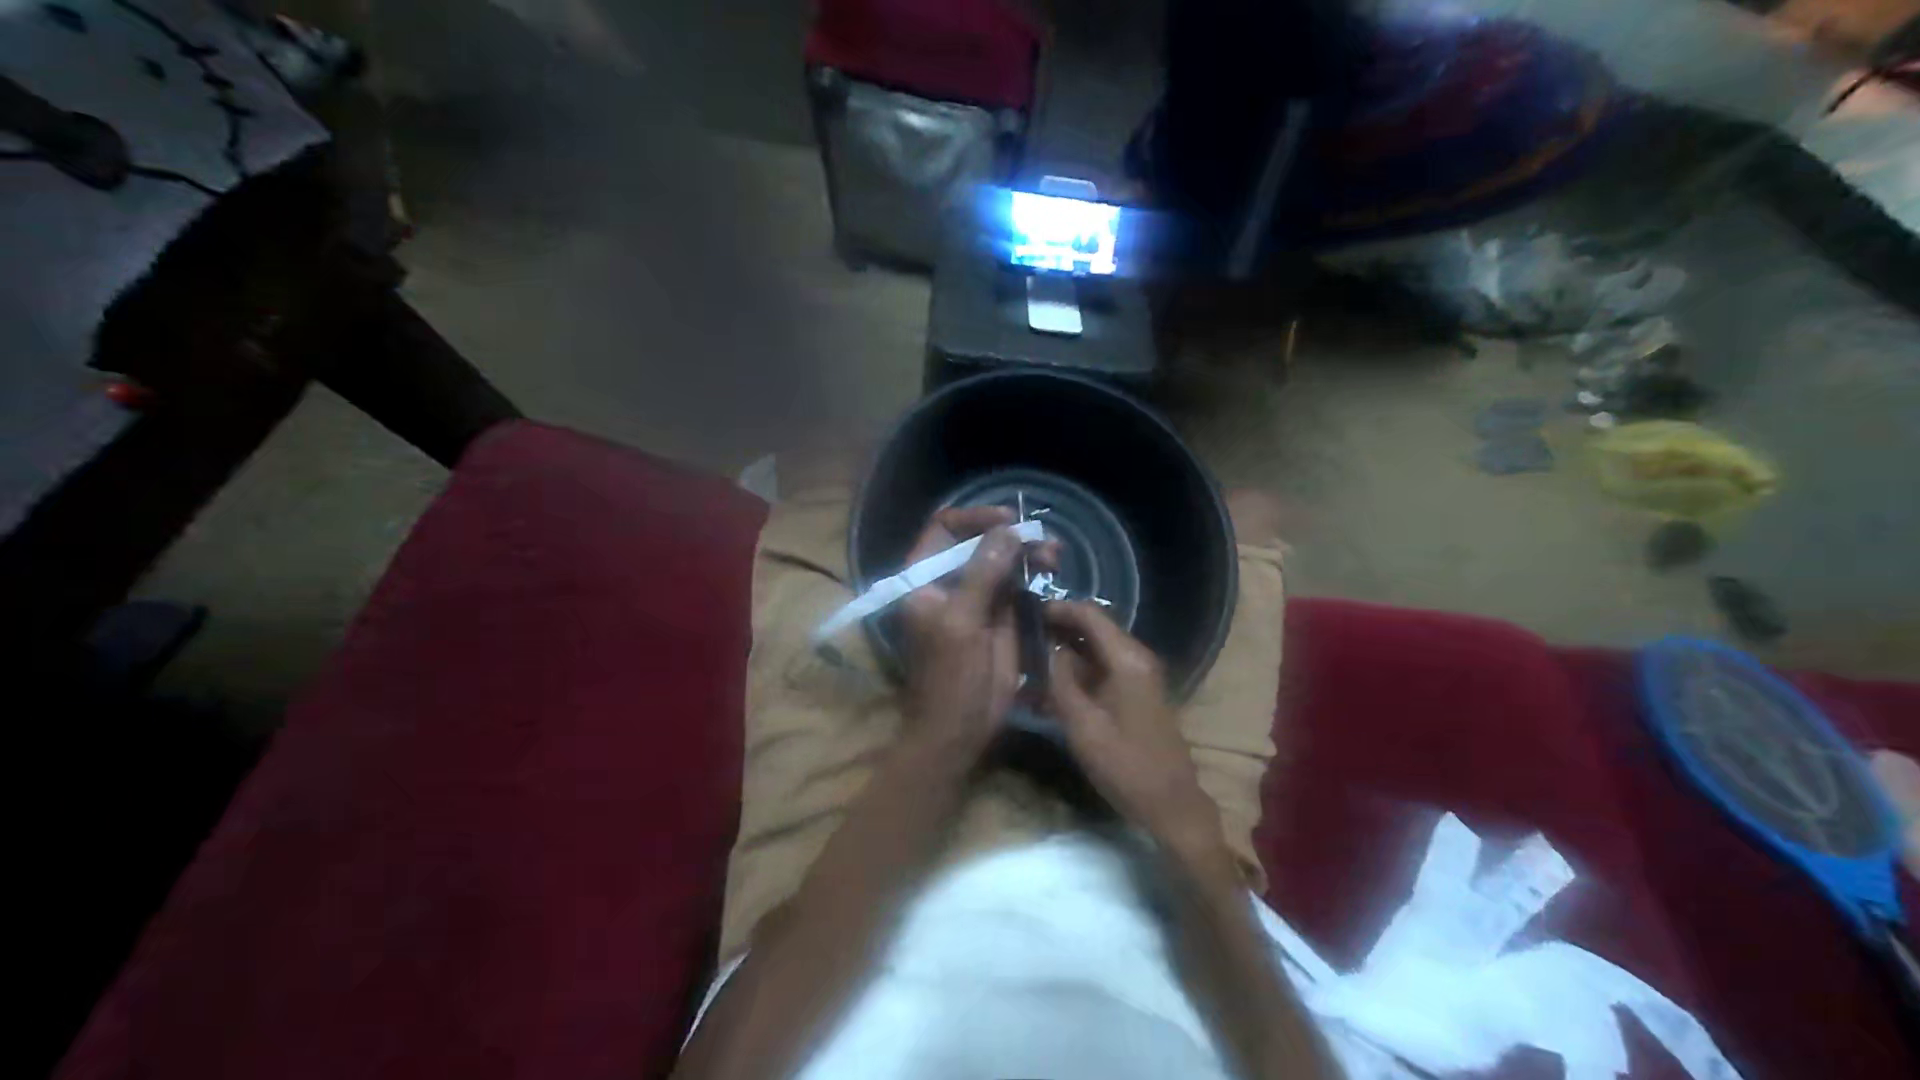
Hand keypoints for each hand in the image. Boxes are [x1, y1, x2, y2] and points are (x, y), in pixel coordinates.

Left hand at [897, 507, 1053, 754]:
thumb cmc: (949, 676)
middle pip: (979, 541)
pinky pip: (1019, 583)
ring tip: (1053, 556)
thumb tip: (1007, 531)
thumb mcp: (961, 621)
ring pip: (1003, 560)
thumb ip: (982, 573)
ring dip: (1028, 552)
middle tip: (1042, 542)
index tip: (1006, 521)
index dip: (974, 518)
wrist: (960, 727)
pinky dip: (1035, 573)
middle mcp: (950, 581)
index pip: (944, 528)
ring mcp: (977, 597)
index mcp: (924, 578)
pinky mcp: (1001, 615)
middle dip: (1011, 536)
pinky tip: (1052, 570)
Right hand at [1045, 602, 1222, 853]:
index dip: (1058, 609)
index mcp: (1128, 659)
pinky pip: (1103, 667)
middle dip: (1059, 628)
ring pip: (1097, 649)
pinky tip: (1053, 682)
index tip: (1027, 612)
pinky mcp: (1137, 692)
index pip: (1090, 615)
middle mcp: (1137, 658)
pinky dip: (1079, 669)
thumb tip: (1049, 648)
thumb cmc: (1125, 765)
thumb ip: (1061, 681)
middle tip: (1022, 635)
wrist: (1170, 804)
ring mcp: (1140, 675)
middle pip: (1094, 628)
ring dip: (1067, 650)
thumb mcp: (1082, 725)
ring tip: (1031, 657)